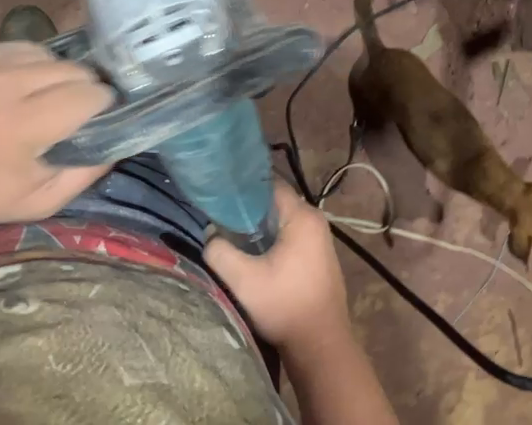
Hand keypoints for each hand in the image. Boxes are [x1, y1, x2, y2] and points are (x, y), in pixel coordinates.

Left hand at [0, 42, 113, 230]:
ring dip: (61, 76)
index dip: (102, 106)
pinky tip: (26, 87)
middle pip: (75, 71)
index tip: (101, 119)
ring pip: (54, 56)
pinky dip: (36, 66)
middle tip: (78, 112)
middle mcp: (6, 84)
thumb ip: (87, 172)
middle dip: (86, 89)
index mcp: (20, 125)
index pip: (88, 95)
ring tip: (50, 100)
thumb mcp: (39, 201)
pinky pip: (27, 48)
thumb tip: (121, 141)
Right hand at [205, 181, 350, 350]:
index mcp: (302, 216)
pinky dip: (274, 242)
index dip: (244, 190)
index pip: (269, 185)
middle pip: (275, 203)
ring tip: (235, 241)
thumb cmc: (285, 306)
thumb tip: (210, 234)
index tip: (220, 199)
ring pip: (283, 222)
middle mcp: (316, 221)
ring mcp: (321, 240)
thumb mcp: (243, 280)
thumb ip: (220, 252)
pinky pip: (292, 237)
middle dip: (249, 212)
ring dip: (261, 230)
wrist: (321, 346)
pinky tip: (256, 258)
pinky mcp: (320, 258)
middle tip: (223, 222)